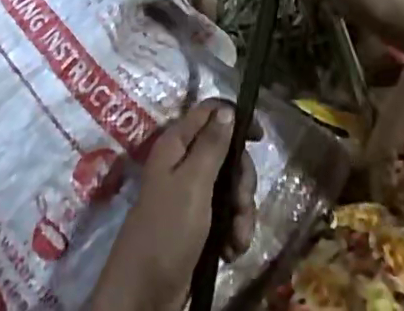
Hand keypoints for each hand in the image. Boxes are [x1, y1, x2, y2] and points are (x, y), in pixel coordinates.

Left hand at [88, 100, 255, 310]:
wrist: (144, 296)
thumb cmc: (167, 231)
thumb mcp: (193, 184)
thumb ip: (212, 146)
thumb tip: (228, 110)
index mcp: (176, 144)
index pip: (210, 112)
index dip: (235, 118)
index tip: (259, 138)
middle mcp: (184, 163)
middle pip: (227, 152)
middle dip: (241, 180)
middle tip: (241, 202)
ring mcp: (191, 195)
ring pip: (231, 186)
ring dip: (241, 212)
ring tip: (236, 239)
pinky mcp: (198, 223)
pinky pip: (227, 215)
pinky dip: (234, 231)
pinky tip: (231, 250)